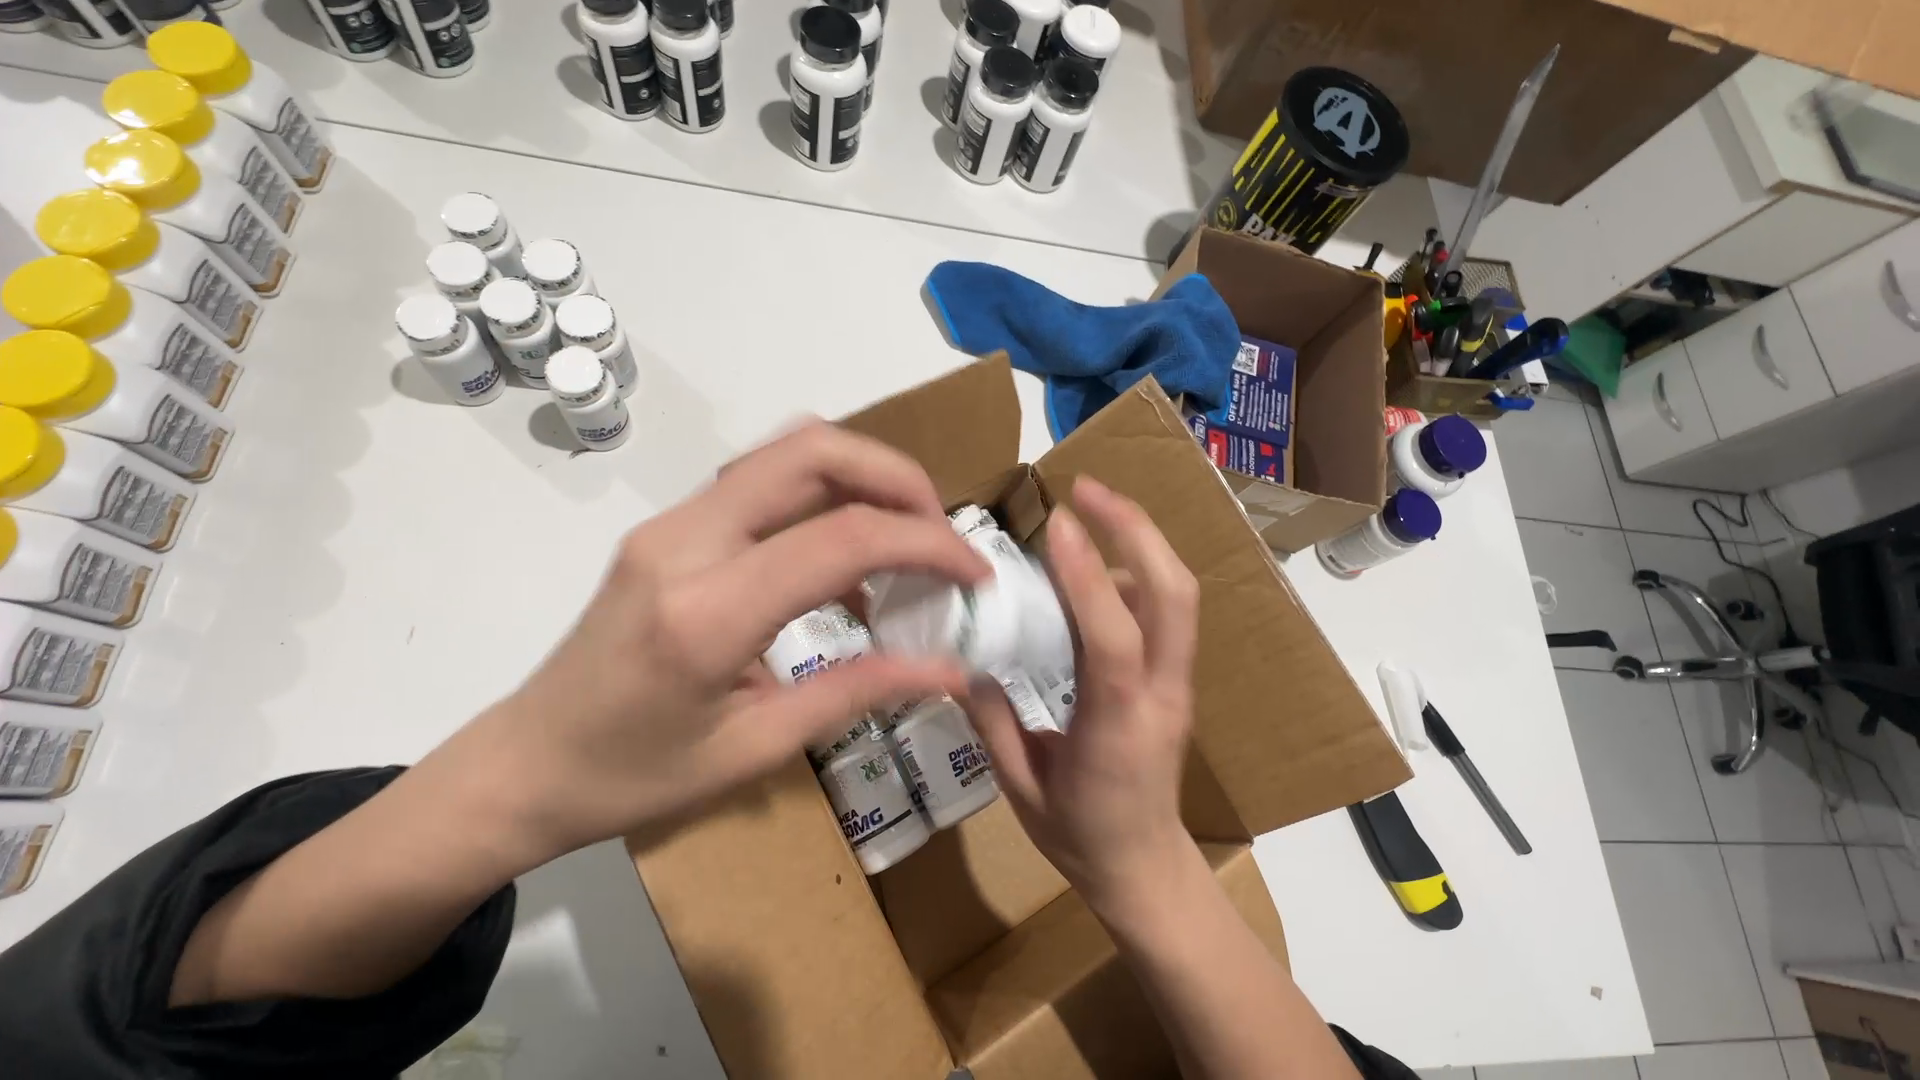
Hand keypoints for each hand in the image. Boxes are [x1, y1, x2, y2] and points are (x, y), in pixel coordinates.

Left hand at [453, 421, 989, 857]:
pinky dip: (822, 497)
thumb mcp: (754, 752)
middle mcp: (684, 542)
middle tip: (942, 533)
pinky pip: (761, 482)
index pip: (842, 537)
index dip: (927, 543)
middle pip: (812, 451)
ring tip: (906, 537)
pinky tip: (844, 562)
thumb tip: (951, 668)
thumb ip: (857, 694)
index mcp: (707, 613)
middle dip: (899, 477)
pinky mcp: (667, 527)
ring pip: (786, 451)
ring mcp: (668, 524)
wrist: (523, 765)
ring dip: (862, 476)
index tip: (975, 573)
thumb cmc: (634, 780)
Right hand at [964, 476, 1200, 910]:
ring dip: (1141, 542)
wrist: (1145, 869)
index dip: (1087, 577)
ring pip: (1180, 596)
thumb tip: (968, 665)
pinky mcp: (1176, 680)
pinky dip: (1138, 572)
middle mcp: (1161, 695)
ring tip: (1090, 513)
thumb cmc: (1079, 836)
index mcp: (1119, 728)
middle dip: (1138, 530)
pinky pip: (1167, 612)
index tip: (1057, 522)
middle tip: (1087, 490)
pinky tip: (1096, 570)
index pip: (1113, 641)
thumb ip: (994, 725)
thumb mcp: (1020, 789)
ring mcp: (1177, 685)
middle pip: (1175, 596)